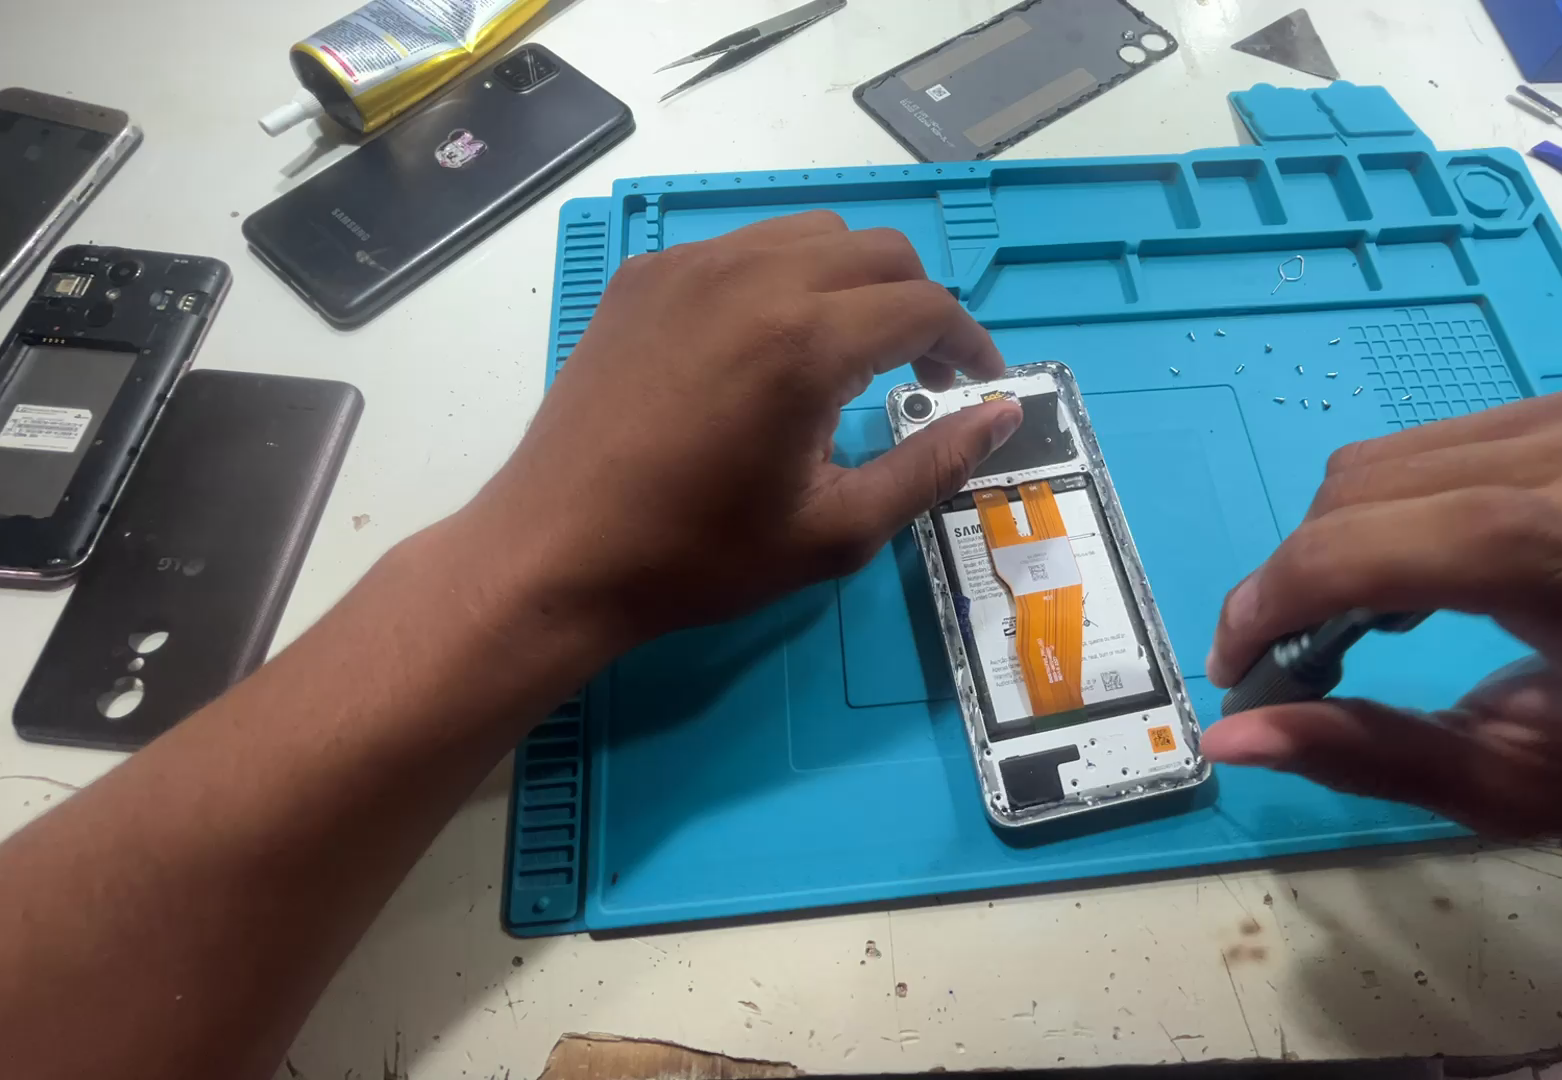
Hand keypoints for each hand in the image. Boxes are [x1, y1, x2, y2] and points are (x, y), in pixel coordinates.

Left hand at [452, 211, 1020, 660]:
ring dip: (856, 286)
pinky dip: (788, 281)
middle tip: (923, 375)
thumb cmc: (701, 558)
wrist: (557, 555)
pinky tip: (771, 345)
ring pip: (812, 236)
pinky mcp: (646, 278)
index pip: (925, 307)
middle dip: (920, 307)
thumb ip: (932, 465)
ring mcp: (689, 267)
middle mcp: (752, 276)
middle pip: (879, 252)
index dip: (969, 344)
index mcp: (805, 342)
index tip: (979, 385)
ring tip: (850, 358)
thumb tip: (1003, 415)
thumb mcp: (836, 531)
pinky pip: (744, 249)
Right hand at [1201, 390, 1561, 845]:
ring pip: (1382, 463)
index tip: (1239, 650)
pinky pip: (1418, 444)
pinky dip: (1373, 507)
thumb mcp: (1517, 791)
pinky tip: (1409, 557)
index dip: (1319, 581)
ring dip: (1328, 541)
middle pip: (1389, 494)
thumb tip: (1229, 736)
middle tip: (1288, 648)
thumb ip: (1370, 759)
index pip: (1470, 543)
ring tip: (1352, 607)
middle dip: (1297, 575)